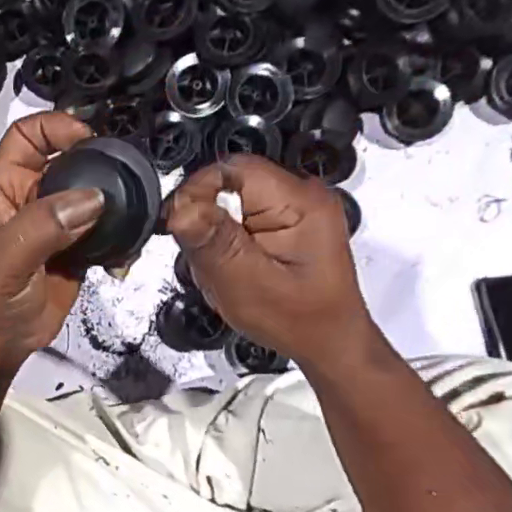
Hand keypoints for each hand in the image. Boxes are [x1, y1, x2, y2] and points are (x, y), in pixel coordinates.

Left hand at [0, 112, 103, 376]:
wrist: (3, 343)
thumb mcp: (9, 259)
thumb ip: (44, 226)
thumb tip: (92, 200)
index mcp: (4, 191)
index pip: (25, 137)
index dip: (54, 127)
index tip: (86, 137)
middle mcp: (31, 200)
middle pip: (65, 160)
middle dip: (93, 160)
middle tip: (119, 172)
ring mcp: (57, 224)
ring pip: (89, 193)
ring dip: (113, 200)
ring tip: (129, 209)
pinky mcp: (77, 249)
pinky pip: (104, 230)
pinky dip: (119, 237)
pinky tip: (123, 251)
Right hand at [165, 154, 377, 367]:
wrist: (329, 344)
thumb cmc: (301, 321)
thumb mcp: (246, 285)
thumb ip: (212, 244)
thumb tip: (181, 208)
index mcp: (299, 202)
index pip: (231, 167)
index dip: (196, 193)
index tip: (182, 226)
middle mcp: (303, 196)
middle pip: (229, 184)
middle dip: (206, 222)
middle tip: (207, 260)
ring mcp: (297, 209)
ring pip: (231, 203)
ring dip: (216, 237)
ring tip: (227, 271)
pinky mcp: (288, 223)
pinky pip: (242, 219)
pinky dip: (229, 245)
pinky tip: (237, 270)